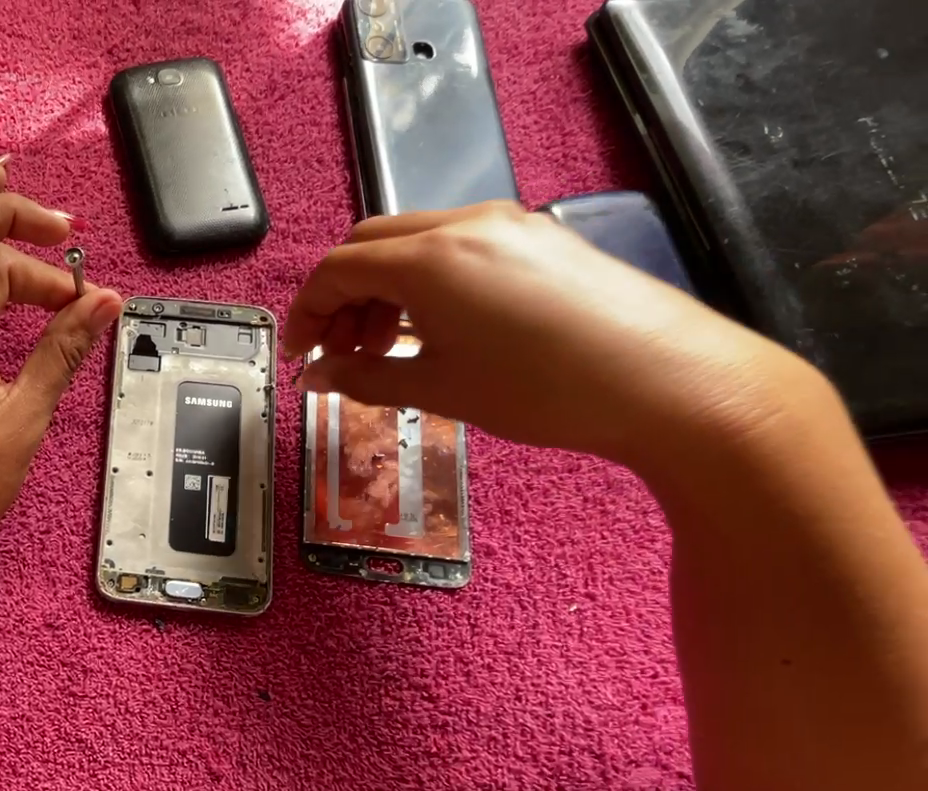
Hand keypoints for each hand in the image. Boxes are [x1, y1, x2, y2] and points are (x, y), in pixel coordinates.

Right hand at [290, 201, 820, 476]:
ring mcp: (506, 224)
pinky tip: (432, 329)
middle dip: (340, 297)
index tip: (300, 354)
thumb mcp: (438, 389)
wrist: (667, 380)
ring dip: (379, 290)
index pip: (336, 269)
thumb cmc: (540, 389)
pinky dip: (421, 282)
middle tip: (340, 352)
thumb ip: (363, 377)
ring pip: (410, 242)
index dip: (305, 313)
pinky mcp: (536, 237)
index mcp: (429, 259)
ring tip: (385, 349)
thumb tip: (314, 376)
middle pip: (368, 244)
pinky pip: (453, 246)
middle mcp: (463, 225)